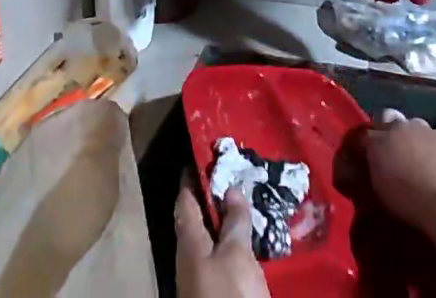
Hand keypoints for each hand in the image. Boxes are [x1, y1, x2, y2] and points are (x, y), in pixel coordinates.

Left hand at [175, 175, 269, 297]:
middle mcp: (190, 254)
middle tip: (235, 170)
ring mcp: (201, 271)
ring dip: (226, 214)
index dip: (193, 175)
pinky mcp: (215, 284)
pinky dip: (233, 235)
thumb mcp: (235, 252)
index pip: (185, 200)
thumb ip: (234, 220)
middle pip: (198, 216)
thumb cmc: (228, 291)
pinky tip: (250, 230)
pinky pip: (221, 250)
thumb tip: (230, 189)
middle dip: (214, 193)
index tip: (207, 152)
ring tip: (247, 195)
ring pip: (211, 233)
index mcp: (189, 241)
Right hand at [363, 109, 435, 241]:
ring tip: (416, 156)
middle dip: (388, 129)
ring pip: (414, 125)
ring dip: (412, 136)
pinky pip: (435, 135)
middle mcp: (401, 127)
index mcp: (380, 141)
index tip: (366, 154)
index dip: (366, 143)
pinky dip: (432, 144)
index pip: (365, 133)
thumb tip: (371, 159)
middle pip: (389, 117)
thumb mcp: (381, 190)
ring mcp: (426, 129)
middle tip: (391, 149)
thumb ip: (374, 166)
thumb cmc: (409, 202)